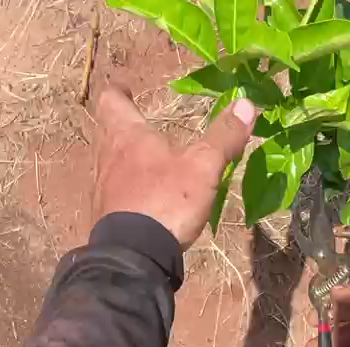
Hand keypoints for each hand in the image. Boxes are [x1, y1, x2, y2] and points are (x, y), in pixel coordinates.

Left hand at [92, 85, 254, 248]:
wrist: (135, 255)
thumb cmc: (166, 201)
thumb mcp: (202, 167)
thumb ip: (223, 137)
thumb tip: (246, 103)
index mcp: (127, 135)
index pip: (112, 100)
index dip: (119, 93)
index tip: (127, 89)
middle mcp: (107, 158)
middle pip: (107, 133)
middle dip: (123, 129)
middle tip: (139, 129)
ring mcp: (102, 191)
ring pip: (108, 166)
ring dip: (123, 163)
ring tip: (144, 168)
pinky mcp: (105, 220)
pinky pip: (113, 199)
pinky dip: (126, 195)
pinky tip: (142, 205)